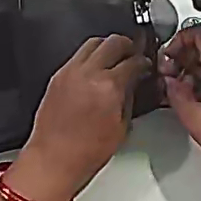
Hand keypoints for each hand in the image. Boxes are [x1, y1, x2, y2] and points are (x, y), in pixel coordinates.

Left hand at [14, 35, 150, 200]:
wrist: (54, 158)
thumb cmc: (85, 151)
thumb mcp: (121, 127)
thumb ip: (129, 98)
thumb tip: (133, 84)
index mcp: (108, 86)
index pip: (133, 61)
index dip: (144, 62)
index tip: (145, 65)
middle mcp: (88, 73)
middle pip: (113, 42)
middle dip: (128, 46)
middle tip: (133, 54)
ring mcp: (70, 72)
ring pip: (92, 43)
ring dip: (107, 47)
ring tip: (114, 57)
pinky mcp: (57, 76)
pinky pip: (76, 56)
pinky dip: (89, 57)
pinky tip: (94, 68)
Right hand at [159, 23, 200, 200]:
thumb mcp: (194, 117)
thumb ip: (175, 93)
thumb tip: (169, 83)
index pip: (200, 34)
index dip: (176, 42)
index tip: (166, 57)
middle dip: (182, 59)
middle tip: (168, 75)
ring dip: (192, 74)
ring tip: (179, 93)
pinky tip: (195, 104)